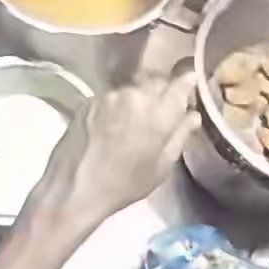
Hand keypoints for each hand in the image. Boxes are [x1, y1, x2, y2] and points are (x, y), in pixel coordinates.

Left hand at [23, 70, 201, 239]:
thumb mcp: (161, 167)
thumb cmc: (125, 184)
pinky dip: (120, 104)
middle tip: (164, 110)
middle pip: (157, 80)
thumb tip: (192, 115)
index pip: (182, 82)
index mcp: (159, 112)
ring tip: (137, 120)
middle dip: (164, 91)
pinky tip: (115, 125)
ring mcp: (110, 95)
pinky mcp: (91, 99)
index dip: (188, 83)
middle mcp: (136, 94)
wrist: (76, 188)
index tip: (191, 88)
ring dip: (140, 98)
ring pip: (134, 87)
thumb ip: (180, 136)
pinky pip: (114, 95)